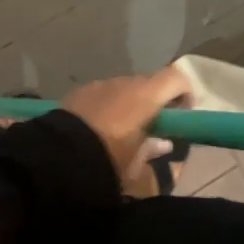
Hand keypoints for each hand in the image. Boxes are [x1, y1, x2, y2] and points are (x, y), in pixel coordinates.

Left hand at [61, 67, 190, 179]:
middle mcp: (125, 82)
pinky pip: (105, 93)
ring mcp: (101, 84)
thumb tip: (165, 144)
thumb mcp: (136, 166)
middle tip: (158, 125)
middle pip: (151, 82)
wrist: (58, 157)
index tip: (186, 113)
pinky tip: (103, 127)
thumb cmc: (106, 161)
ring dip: (133, 102)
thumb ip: (153, 151)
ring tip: (128, 129)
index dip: (185, 92)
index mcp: (145, 96)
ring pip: (126, 87)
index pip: (176, 78)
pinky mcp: (81, 91)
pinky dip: (111, 105)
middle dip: (158, 100)